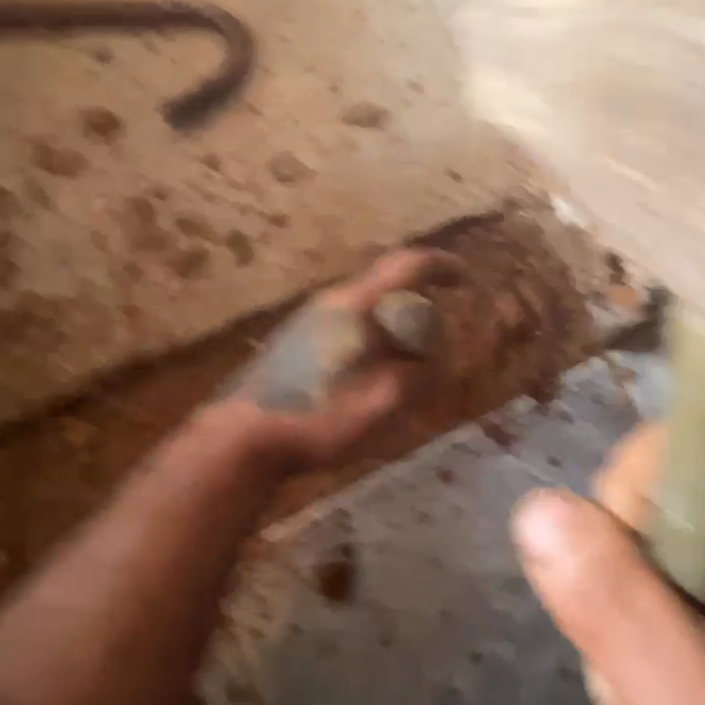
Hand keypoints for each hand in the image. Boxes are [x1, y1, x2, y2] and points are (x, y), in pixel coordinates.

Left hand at [216, 248, 459, 466]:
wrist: (241, 439)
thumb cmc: (318, 416)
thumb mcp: (385, 400)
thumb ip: (421, 371)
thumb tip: (440, 354)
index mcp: (356, 306)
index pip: (406, 267)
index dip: (440, 265)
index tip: (463, 275)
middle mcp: (332, 303)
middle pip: (387, 289)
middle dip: (418, 309)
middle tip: (437, 344)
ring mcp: (308, 322)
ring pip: (366, 312)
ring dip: (394, 330)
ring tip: (407, 369)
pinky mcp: (295, 345)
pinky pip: (349, 329)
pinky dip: (374, 343)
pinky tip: (371, 379)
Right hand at [512, 425, 704, 704]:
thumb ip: (619, 610)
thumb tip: (537, 507)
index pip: (672, 454)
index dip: (626, 518)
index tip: (629, 600)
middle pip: (662, 504)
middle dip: (632, 592)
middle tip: (656, 678)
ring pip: (661, 550)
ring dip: (639, 630)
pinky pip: (683, 584)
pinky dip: (663, 644)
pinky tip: (686, 701)